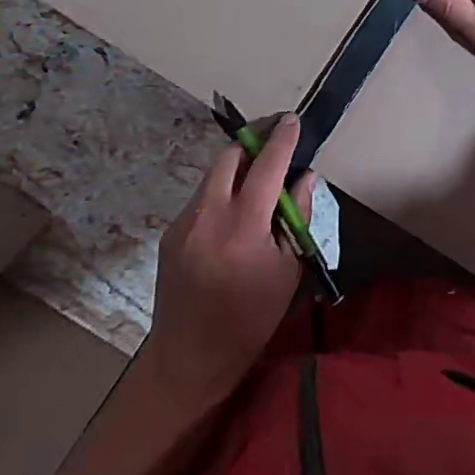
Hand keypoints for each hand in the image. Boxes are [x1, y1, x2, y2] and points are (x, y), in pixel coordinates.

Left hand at [143, 115, 313, 405]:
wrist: (190, 356)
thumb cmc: (251, 319)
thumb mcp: (287, 271)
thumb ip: (296, 217)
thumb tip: (303, 176)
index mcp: (242, 228)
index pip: (265, 167)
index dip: (281, 139)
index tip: (291, 119)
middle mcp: (208, 215)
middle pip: (229, 156)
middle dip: (253, 140)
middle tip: (274, 137)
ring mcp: (183, 221)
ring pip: (213, 176)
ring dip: (237, 168)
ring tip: (258, 179)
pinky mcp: (170, 231)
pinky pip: (201, 198)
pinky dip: (221, 193)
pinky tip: (234, 214)